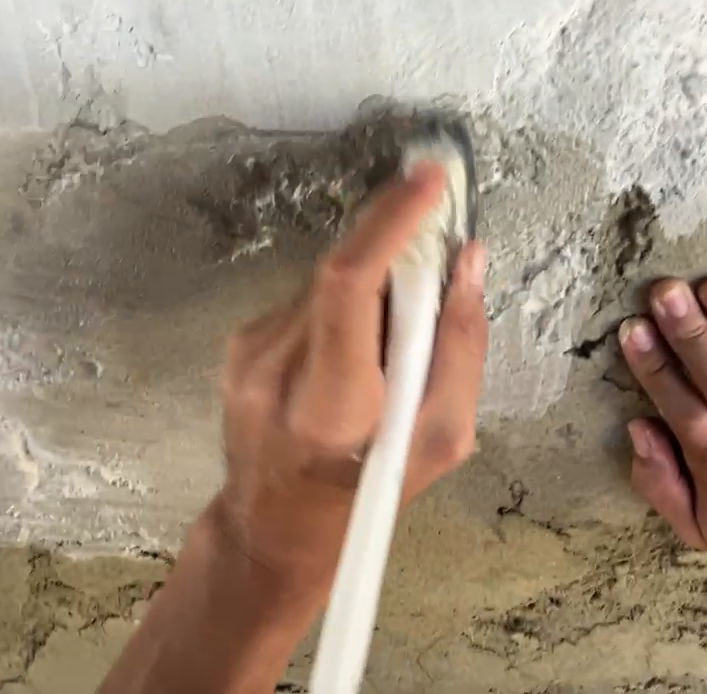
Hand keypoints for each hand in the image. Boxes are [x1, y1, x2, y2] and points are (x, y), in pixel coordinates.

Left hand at [212, 164, 489, 585]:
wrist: (273, 527)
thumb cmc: (368, 496)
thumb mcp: (441, 440)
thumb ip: (461, 346)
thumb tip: (467, 261)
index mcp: (329, 403)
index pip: (348, 283)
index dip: (388, 222)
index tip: (428, 178)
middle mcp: (273, 365)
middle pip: (342, 272)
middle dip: (395, 249)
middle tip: (435, 250)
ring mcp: (246, 351)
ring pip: (326, 282)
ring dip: (371, 288)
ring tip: (388, 340)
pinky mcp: (238, 341)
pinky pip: (307, 299)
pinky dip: (344, 306)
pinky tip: (353, 351)